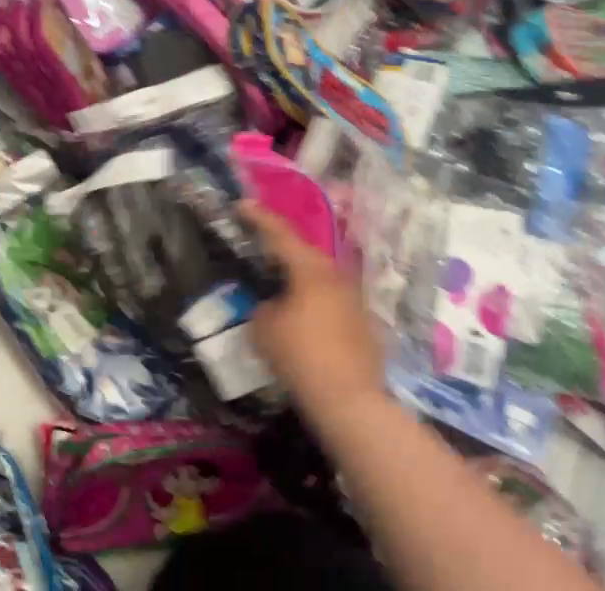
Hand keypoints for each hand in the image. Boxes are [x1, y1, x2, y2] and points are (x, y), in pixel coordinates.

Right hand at [243, 201, 384, 412]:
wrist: (349, 399)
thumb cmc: (300, 354)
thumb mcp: (263, 325)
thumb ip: (265, 304)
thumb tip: (275, 304)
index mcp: (311, 270)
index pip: (281, 234)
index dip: (259, 218)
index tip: (241, 205)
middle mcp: (337, 278)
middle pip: (306, 253)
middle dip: (282, 246)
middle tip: (260, 243)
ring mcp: (355, 301)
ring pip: (322, 276)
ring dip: (300, 273)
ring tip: (279, 278)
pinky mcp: (363, 324)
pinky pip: (331, 298)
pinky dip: (313, 297)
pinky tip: (301, 310)